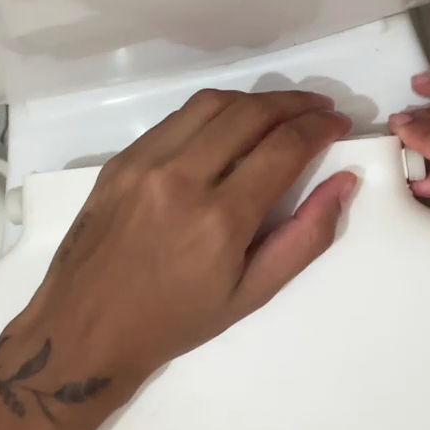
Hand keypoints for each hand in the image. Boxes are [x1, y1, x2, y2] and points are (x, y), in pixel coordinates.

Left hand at [20, 89, 357, 379]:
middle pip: (251, 113)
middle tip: (319, 109)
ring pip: (212, 103)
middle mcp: (182, 178)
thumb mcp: (252, 294)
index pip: (284, 147)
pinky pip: (177, 118)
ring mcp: (145, 163)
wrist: (84, 330)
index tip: (338, 124)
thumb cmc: (175, 321)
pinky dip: (214, 112)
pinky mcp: (121, 160)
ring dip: (255, 100)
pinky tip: (230, 126)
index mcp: (220, 219)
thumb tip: (344, 182)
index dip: (320, 128)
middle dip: (295, 103)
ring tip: (281, 110)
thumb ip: (306, 236)